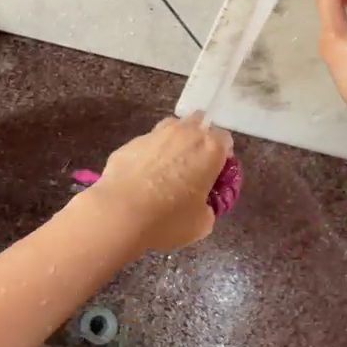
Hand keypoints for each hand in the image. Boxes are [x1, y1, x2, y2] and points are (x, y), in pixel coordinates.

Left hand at [84, 114, 233, 252]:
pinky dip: (149, 155)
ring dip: (175, 141)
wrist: (120, 213)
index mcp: (210, 149)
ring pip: (172, 127)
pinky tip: (142, 177)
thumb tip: (203, 206)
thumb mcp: (201, 223)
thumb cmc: (168, 219)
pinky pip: (146, 144)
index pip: (225, 139)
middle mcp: (184, 133)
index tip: (216, 173)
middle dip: (199, 139)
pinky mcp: (130, 143)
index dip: (223, 156)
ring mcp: (155, 134)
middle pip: (199, 123)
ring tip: (168, 167)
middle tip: (194, 165)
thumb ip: (208, 208)